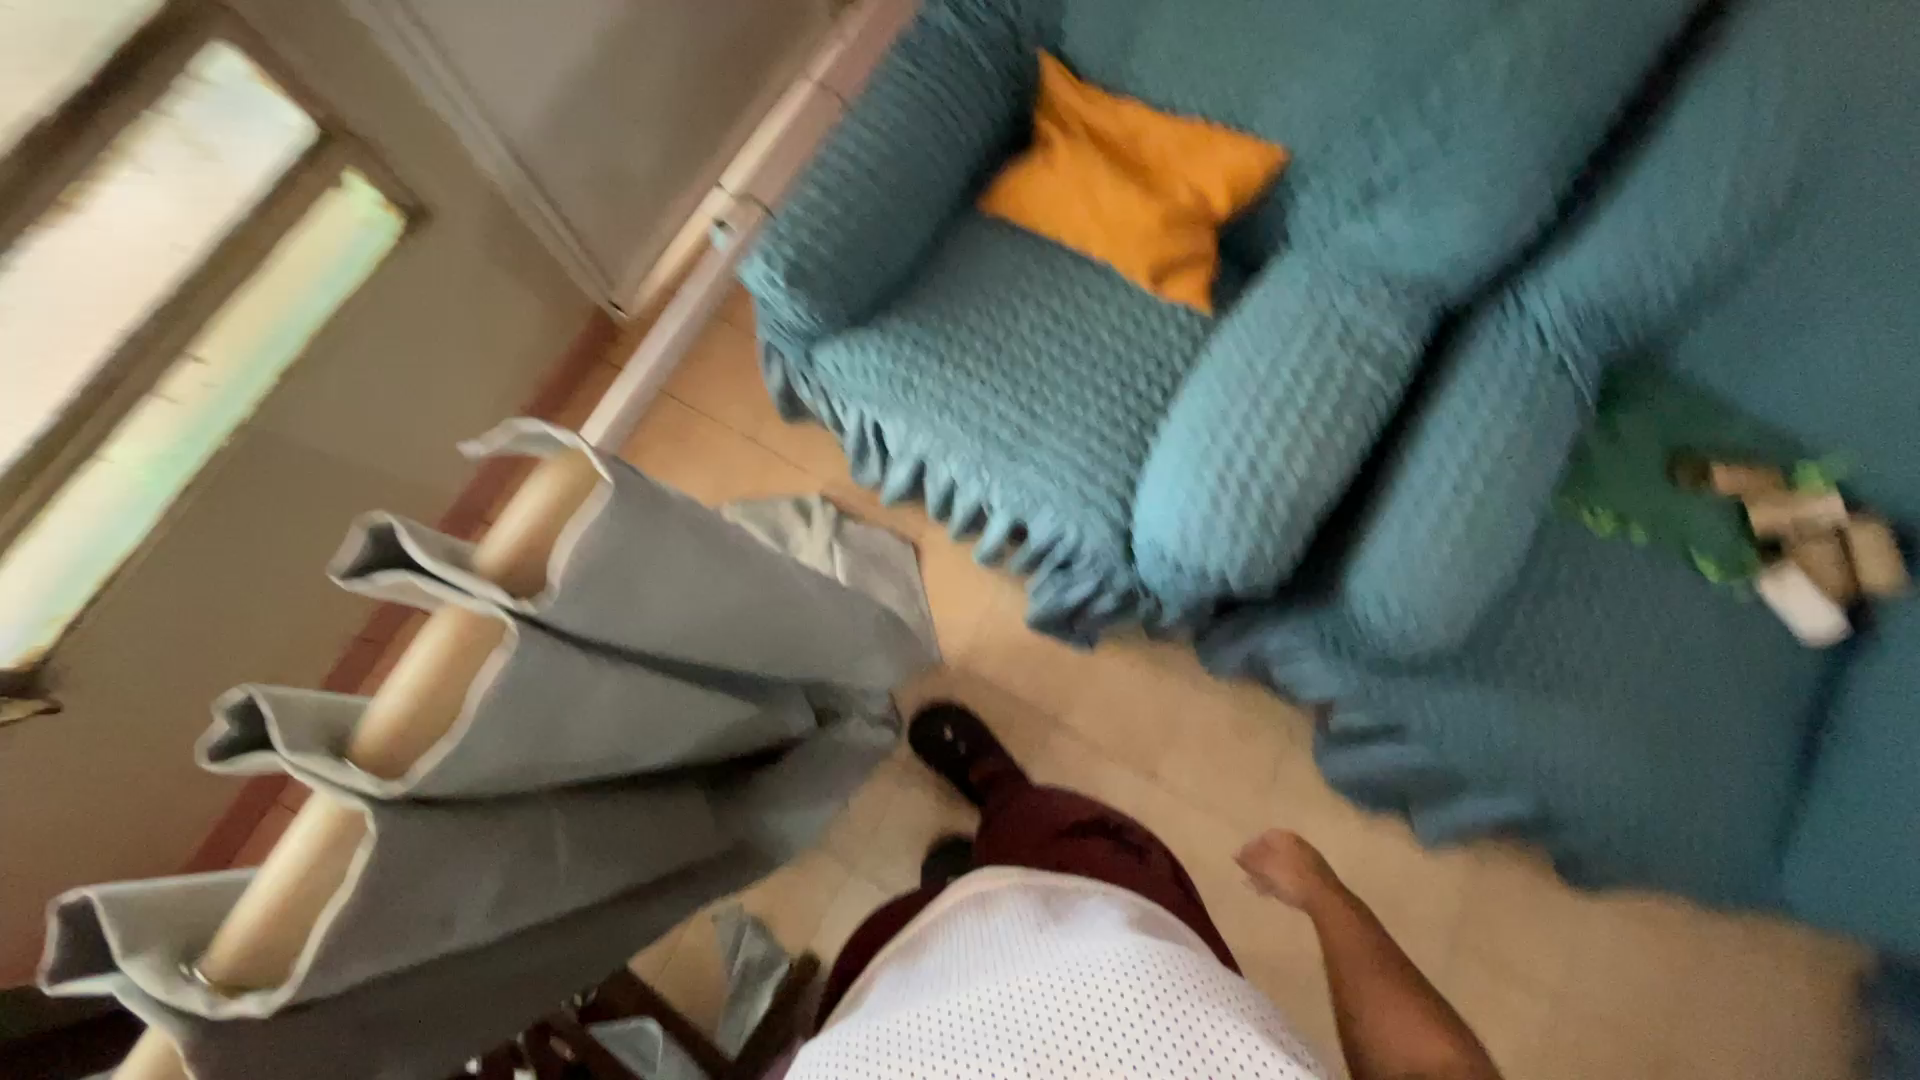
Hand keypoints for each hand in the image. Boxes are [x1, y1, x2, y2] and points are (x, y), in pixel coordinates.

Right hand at [1236, 829, 1343, 911]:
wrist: (1325, 898)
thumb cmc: (1289, 878)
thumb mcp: (1262, 868)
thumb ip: (1248, 859)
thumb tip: (1236, 854)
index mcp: (1283, 836)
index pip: (1261, 837)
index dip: (1250, 850)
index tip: (1243, 864)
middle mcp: (1297, 842)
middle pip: (1273, 850)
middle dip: (1261, 863)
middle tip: (1252, 876)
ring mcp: (1309, 858)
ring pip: (1283, 863)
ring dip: (1271, 874)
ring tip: (1262, 887)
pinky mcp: (1317, 875)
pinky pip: (1294, 874)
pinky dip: (1284, 881)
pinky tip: (1279, 892)